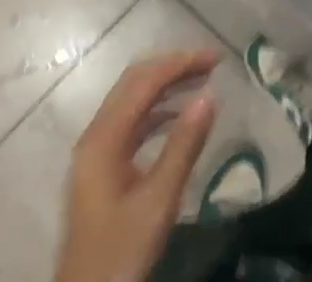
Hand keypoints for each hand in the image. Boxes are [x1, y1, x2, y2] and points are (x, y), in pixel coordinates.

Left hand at [57, 50, 219, 281]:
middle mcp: (94, 138)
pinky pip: (131, 125)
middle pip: (132, 85)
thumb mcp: (159, 200)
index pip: (142, 83)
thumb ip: (184, 146)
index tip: (216, 60)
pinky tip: (180, 119)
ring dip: (165, 87)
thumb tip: (209, 96)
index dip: (179, 64)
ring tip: (202, 84)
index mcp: (102, 140)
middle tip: (211, 66)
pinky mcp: (102, 169)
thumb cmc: (122, 251)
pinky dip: (157, 112)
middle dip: (172, 69)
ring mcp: (95, 154)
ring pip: (131, 103)